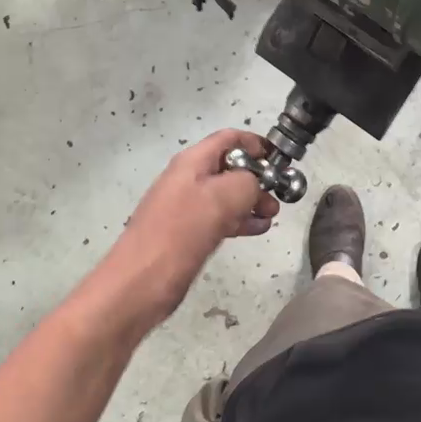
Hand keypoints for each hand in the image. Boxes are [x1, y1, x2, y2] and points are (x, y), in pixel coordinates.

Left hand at [102, 129, 281, 325]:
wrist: (140, 283)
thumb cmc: (182, 232)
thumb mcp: (224, 197)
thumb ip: (248, 181)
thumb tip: (255, 184)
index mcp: (193, 161)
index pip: (230, 138)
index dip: (256, 143)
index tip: (280, 159)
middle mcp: (188, 178)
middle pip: (229, 167)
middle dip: (257, 178)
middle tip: (278, 196)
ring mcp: (186, 207)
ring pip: (226, 195)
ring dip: (251, 201)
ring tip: (271, 216)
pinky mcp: (186, 233)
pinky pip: (219, 218)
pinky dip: (239, 220)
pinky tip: (256, 230)